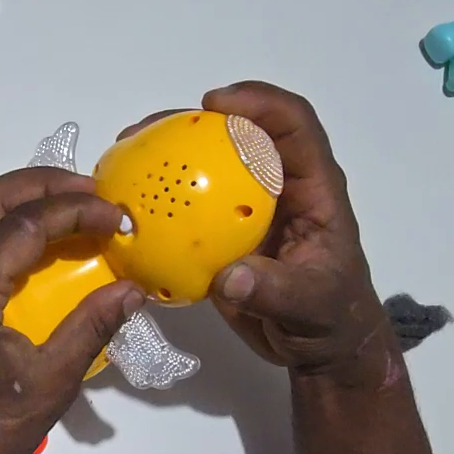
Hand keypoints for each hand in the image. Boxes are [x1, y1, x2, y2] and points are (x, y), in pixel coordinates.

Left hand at [0, 167, 142, 453]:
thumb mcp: (49, 383)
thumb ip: (90, 328)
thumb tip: (131, 289)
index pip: (25, 224)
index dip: (77, 210)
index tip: (118, 218)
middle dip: (41, 184)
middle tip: (90, 190)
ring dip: (11, 198)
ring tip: (59, 204)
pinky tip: (21, 242)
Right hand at [128, 83, 393, 385]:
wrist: (317, 348)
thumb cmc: (330, 318)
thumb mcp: (311, 305)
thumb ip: (273, 290)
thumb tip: (229, 277)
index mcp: (311, 190)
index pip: (292, 128)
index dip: (259, 105)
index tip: (215, 105)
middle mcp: (276, 192)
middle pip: (238, 139)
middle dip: (193, 126)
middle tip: (146, 131)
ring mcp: (244, 217)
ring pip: (206, 174)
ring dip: (166, 163)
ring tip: (123, 161)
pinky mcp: (220, 244)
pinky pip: (186, 219)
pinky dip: (157, 212)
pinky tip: (126, 213)